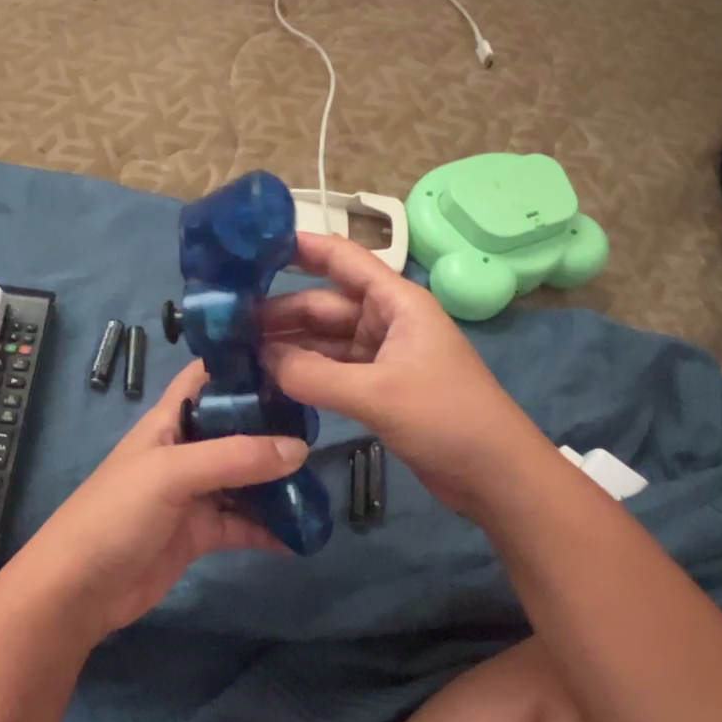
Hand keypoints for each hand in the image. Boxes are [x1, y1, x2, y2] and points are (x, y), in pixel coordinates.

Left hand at [7, 361, 308, 635]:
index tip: (291, 359)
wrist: (79, 589)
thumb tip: (299, 449)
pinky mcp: (199, 534)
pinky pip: (242, 524)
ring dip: (277, 482)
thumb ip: (234, 458)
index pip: (206, 378)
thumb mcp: (171, 474)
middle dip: (273, 429)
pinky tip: (302, 534)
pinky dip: (270, 528)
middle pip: (234, 430)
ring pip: (244, 480)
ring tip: (321, 482)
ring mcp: (192, 495)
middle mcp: (183, 452)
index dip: (241, 365)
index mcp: (167, 422)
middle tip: (324, 426)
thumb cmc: (116, 515)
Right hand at [261, 232, 524, 514]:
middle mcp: (386, 321)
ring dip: (287, 346)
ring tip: (237, 354)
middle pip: (323, 305)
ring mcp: (382, 357)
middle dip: (279, 312)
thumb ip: (314, 376)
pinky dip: (303, 375)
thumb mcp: (377, 394)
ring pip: (324, 341)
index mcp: (396, 302)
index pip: (341, 259)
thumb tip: (260, 361)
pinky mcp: (378, 389)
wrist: (495, 474)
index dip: (299, 247)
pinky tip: (269, 382)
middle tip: (226, 324)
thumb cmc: (446, 418)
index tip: (249, 249)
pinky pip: (331, 371)